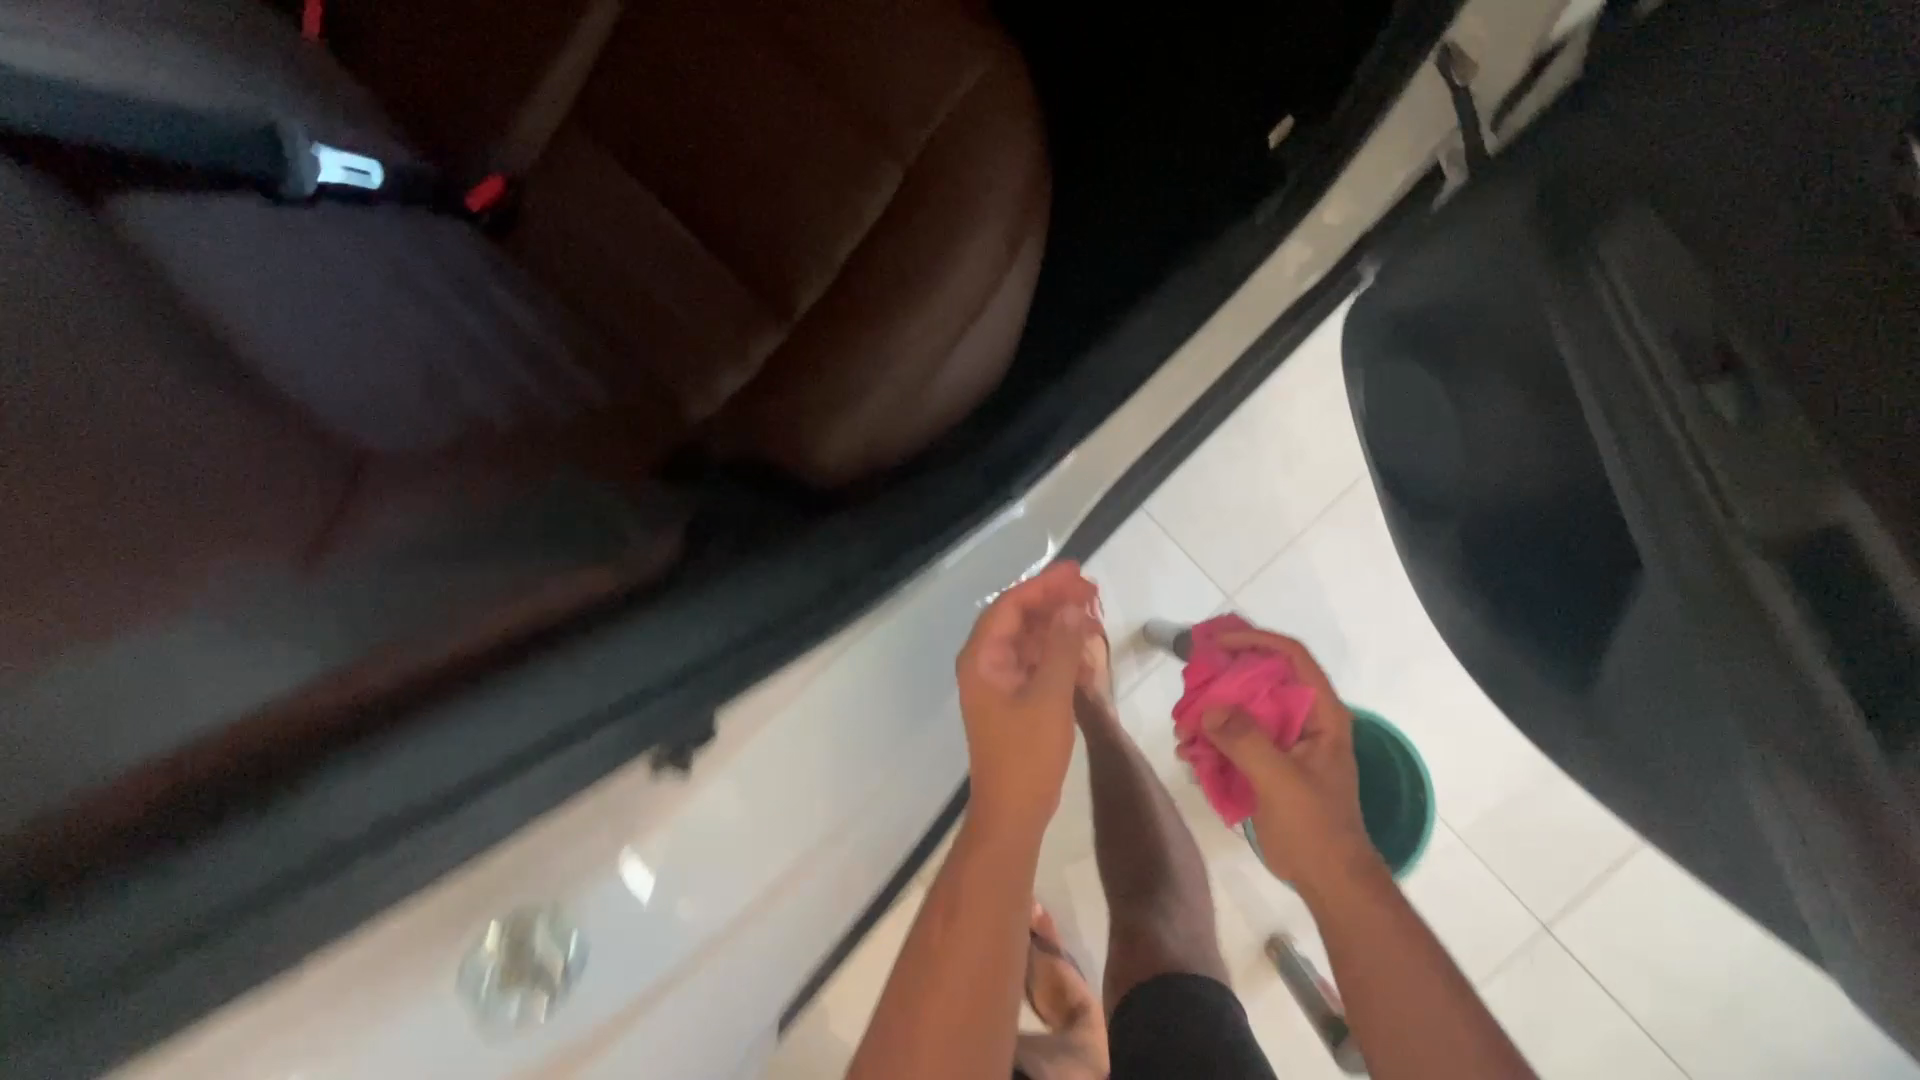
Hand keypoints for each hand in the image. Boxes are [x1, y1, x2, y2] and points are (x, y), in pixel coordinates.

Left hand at [955, 562, 1097, 831]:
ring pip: (1029, 640)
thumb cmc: (1026, 754)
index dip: (1043, 585)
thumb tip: (1071, 607)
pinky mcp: (1014, 700)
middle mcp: (985, 664)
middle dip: (1053, 602)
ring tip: (1093, 614)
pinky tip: (1084, 649)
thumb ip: (1061, 648)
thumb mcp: (1049, 697)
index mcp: (982, 658)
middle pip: (1019, 618)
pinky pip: (1035, 664)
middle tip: (1091, 591)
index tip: (1077, 573)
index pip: (1010, 606)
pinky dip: (1058, 653)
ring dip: (1058, 626)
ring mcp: (999, 682)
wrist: (1012, 813)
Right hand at [1199, 627, 1379, 886]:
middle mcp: (1304, 721)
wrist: (1329, 882)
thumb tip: (1210, 709)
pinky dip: (1211, 742)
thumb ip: (1247, 740)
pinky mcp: (1269, 765)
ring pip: (1243, 710)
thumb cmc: (1315, 828)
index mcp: (1321, 715)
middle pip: (1260, 680)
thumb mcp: (1281, 781)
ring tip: (1182, 730)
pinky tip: (1188, 754)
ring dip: (1210, 715)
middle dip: (1221, 682)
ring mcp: (1285, 744)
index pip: (1291, 657)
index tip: (1217, 644)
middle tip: (1187, 686)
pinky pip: (1236, 740)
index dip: (1255, 641)